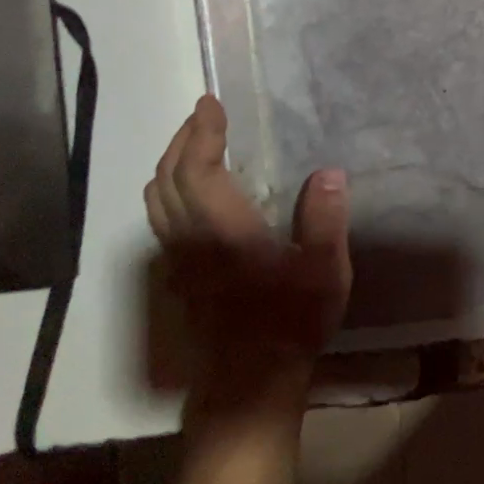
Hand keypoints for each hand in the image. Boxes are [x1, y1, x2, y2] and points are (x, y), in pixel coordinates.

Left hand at [145, 95, 351, 399]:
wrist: (250, 380)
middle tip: (203, 116)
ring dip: (170, 167)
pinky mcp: (179, 278)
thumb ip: (324, 220)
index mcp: (225, 232)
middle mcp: (190, 241)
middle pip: (166, 183)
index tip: (211, 104)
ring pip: (155, 204)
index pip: (198, 173)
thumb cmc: (292, 321)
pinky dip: (170, 193)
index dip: (202, 135)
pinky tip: (193, 196)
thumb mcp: (326, 270)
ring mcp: (178, 262)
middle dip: (181, 143)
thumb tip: (328, 172)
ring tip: (194, 146)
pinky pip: (161, 222)